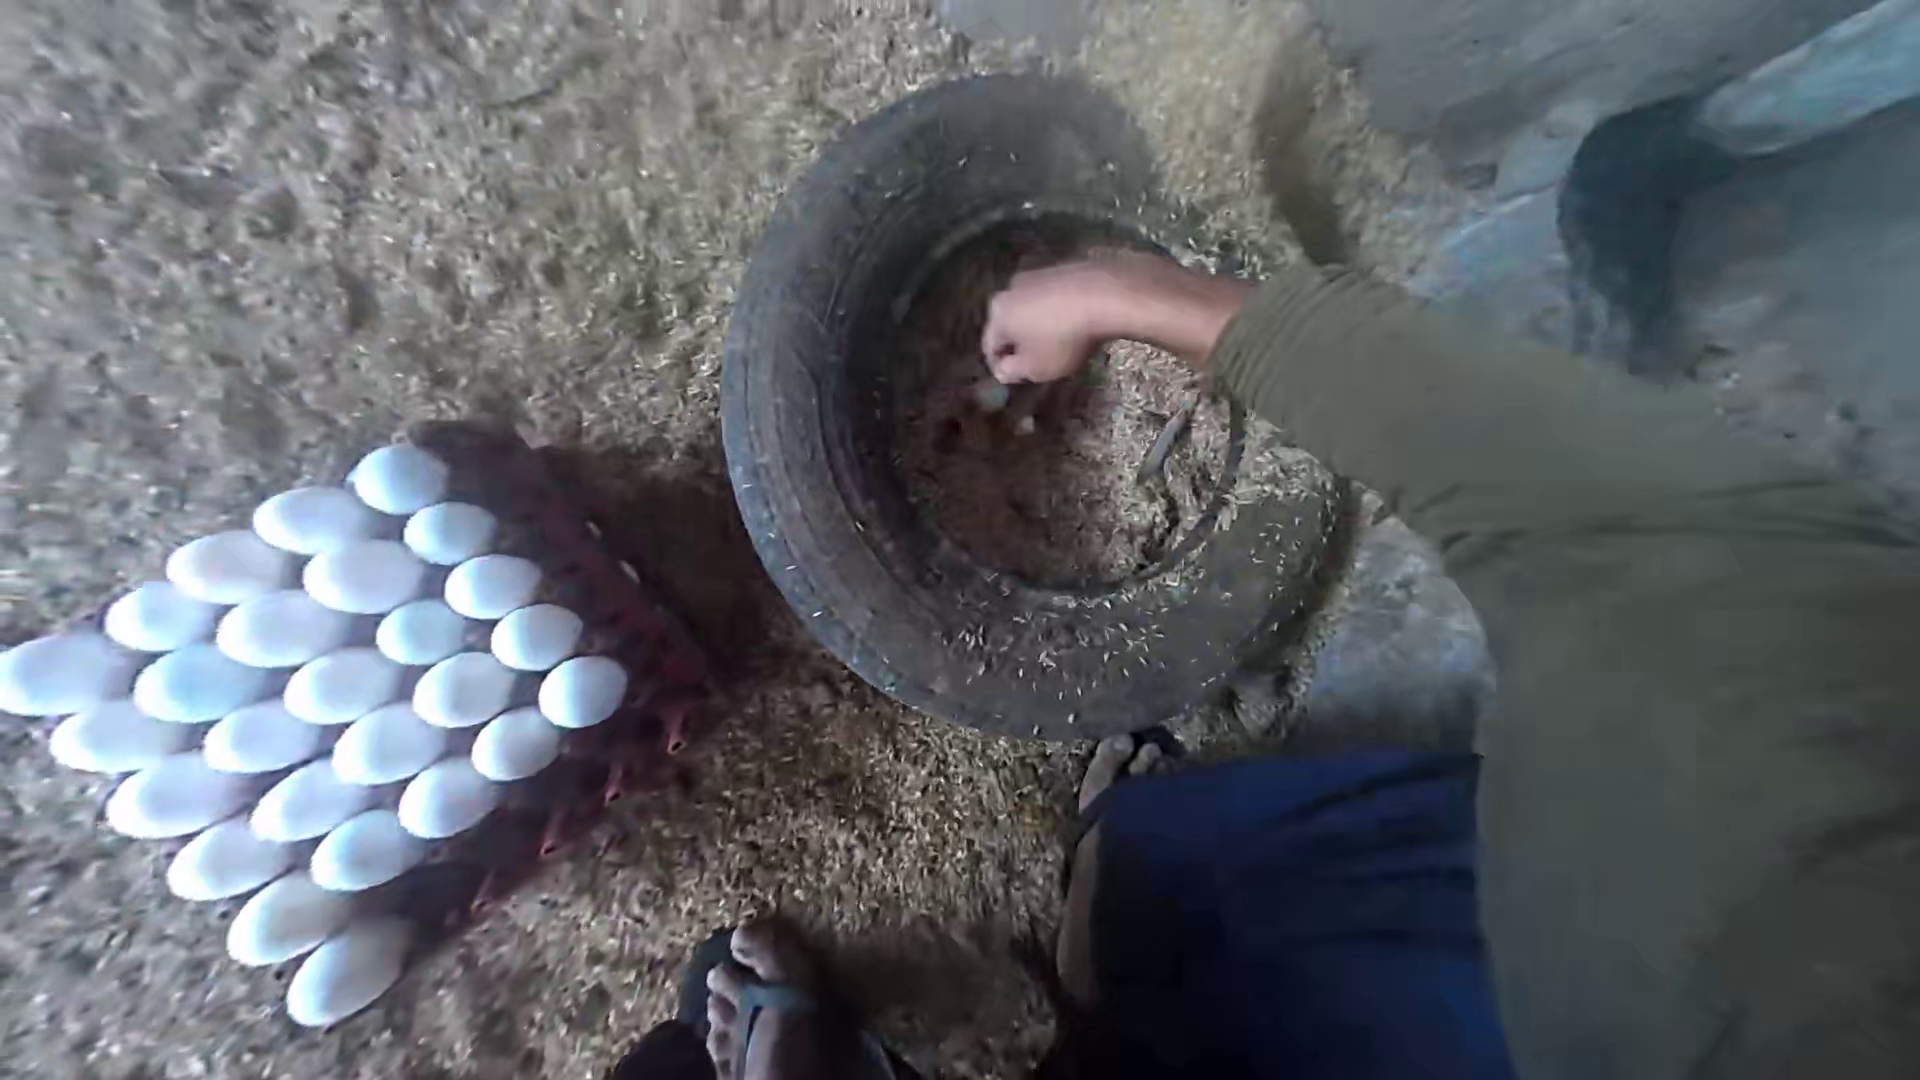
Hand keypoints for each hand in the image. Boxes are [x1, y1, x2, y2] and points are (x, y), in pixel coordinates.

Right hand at [980, 261, 1128, 383]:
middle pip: (1008, 325)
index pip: (990, 348)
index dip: (1000, 367)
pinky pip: (1051, 298)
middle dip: (1019, 345)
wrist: (1107, 295)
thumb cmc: (1064, 339)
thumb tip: (1002, 370)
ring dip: (1037, 328)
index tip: (1015, 379)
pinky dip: (1056, 313)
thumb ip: (1012, 372)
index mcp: (997, 314)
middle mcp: (1010, 289)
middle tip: (1036, 363)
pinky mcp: (1062, 268)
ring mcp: (1037, 274)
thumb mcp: (1035, 368)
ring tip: (1058, 345)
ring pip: (1029, 310)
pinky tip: (1073, 324)